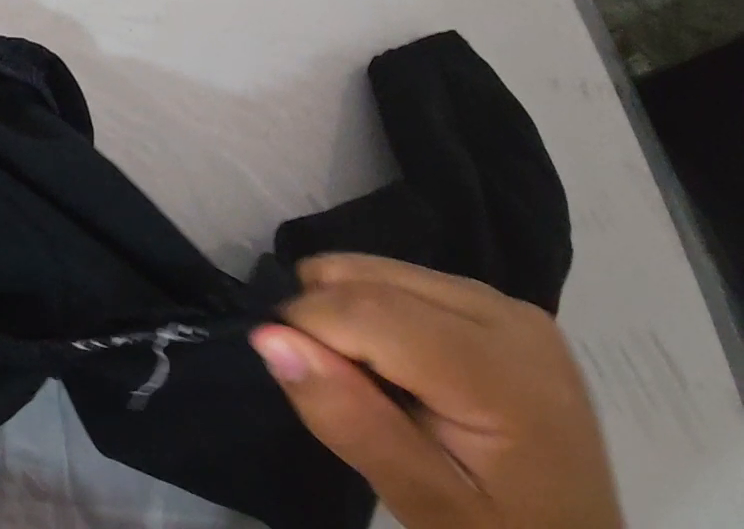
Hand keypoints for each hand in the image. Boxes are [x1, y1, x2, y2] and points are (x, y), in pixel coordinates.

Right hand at [250, 254, 620, 528]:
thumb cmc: (495, 527)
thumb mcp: (424, 501)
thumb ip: (349, 420)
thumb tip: (267, 337)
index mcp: (501, 373)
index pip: (363, 310)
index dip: (306, 334)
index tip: (305, 382)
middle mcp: (504, 315)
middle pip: (360, 279)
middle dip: (321, 322)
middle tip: (345, 389)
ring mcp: (501, 302)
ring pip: (366, 269)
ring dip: (340, 313)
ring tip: (371, 378)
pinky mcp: (488, 300)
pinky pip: (389, 275)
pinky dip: (364, 308)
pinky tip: (395, 361)